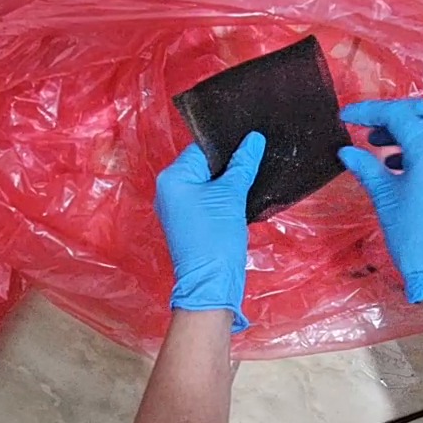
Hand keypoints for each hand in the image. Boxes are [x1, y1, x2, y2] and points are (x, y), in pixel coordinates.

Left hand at [155, 132, 264, 330]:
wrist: (212, 283)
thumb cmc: (216, 237)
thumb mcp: (231, 196)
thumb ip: (242, 165)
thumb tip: (254, 139)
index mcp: (172, 177)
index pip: (200, 149)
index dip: (226, 146)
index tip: (250, 143)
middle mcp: (168, 190)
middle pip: (203, 166)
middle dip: (227, 165)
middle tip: (254, 158)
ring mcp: (177, 209)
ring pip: (206, 185)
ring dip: (227, 183)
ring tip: (250, 177)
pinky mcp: (188, 224)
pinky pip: (206, 201)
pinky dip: (222, 199)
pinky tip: (240, 198)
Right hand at [338, 97, 422, 303]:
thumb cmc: (412, 237)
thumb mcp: (385, 198)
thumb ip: (367, 169)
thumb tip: (347, 152)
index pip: (400, 115)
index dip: (370, 112)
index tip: (347, 116)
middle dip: (395, 114)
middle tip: (370, 129)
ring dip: (409, 131)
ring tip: (380, 148)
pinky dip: (422, 148)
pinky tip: (400, 166)